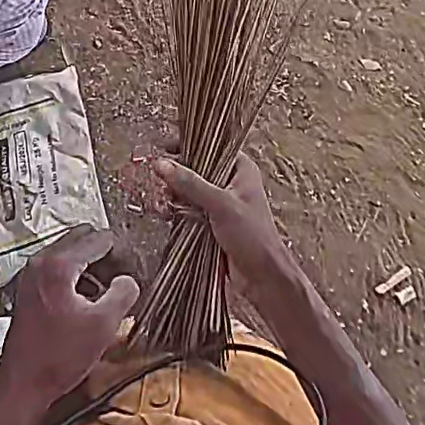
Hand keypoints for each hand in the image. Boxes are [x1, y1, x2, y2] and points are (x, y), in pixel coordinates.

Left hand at [0, 225, 137, 423]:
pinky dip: (75, 276)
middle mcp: (41, 262)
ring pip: (68, 252)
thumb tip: (129, 280)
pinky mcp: (28, 288)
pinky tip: (87, 301)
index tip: (133, 268)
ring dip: (90, 265)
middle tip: (121, 277)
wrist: (23, 385)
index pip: (97, 239)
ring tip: (107, 291)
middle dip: (104, 254)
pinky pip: (57, 268)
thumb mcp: (103, 325)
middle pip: (80, 238)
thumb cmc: (59, 357)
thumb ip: (123, 293)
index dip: (120, 252)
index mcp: (58, 265)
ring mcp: (31, 274)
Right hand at [153, 153, 300, 293]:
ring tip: (162, 201)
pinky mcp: (211, 221)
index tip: (165, 147)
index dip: (188, 145)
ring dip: (174, 194)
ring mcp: (221, 202)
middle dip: (176, 174)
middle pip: (196, 168)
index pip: (211, 146)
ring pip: (190, 189)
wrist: (263, 278)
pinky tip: (165, 213)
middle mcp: (231, 182)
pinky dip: (177, 209)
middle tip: (160, 179)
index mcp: (241, 169)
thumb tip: (162, 164)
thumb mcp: (221, 204)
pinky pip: (189, 208)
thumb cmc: (253, 237)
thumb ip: (191, 184)